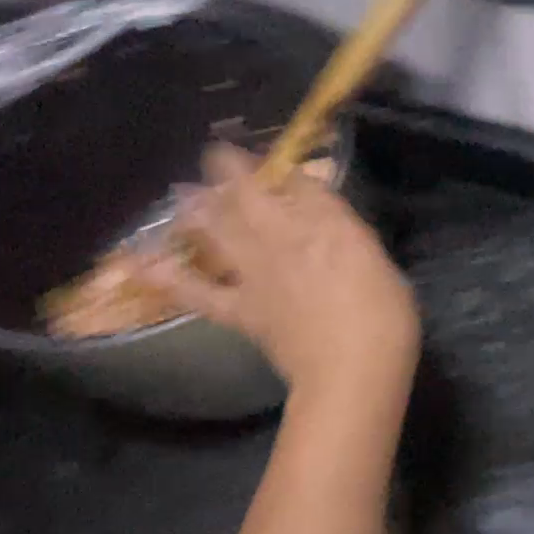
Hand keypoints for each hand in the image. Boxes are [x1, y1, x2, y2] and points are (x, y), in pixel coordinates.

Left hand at [143, 144, 420, 407]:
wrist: (351, 375)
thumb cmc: (388, 326)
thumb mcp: (387, 273)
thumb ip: (356, 248)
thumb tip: (337, 236)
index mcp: (327, 225)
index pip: (301, 181)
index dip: (291, 170)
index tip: (288, 171)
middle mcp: (282, 235)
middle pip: (246, 187)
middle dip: (231, 168)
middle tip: (220, 158)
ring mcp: (255, 271)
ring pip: (213, 224)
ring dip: (196, 207)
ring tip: (186, 196)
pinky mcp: (239, 308)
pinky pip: (196, 290)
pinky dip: (169, 277)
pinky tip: (145, 263)